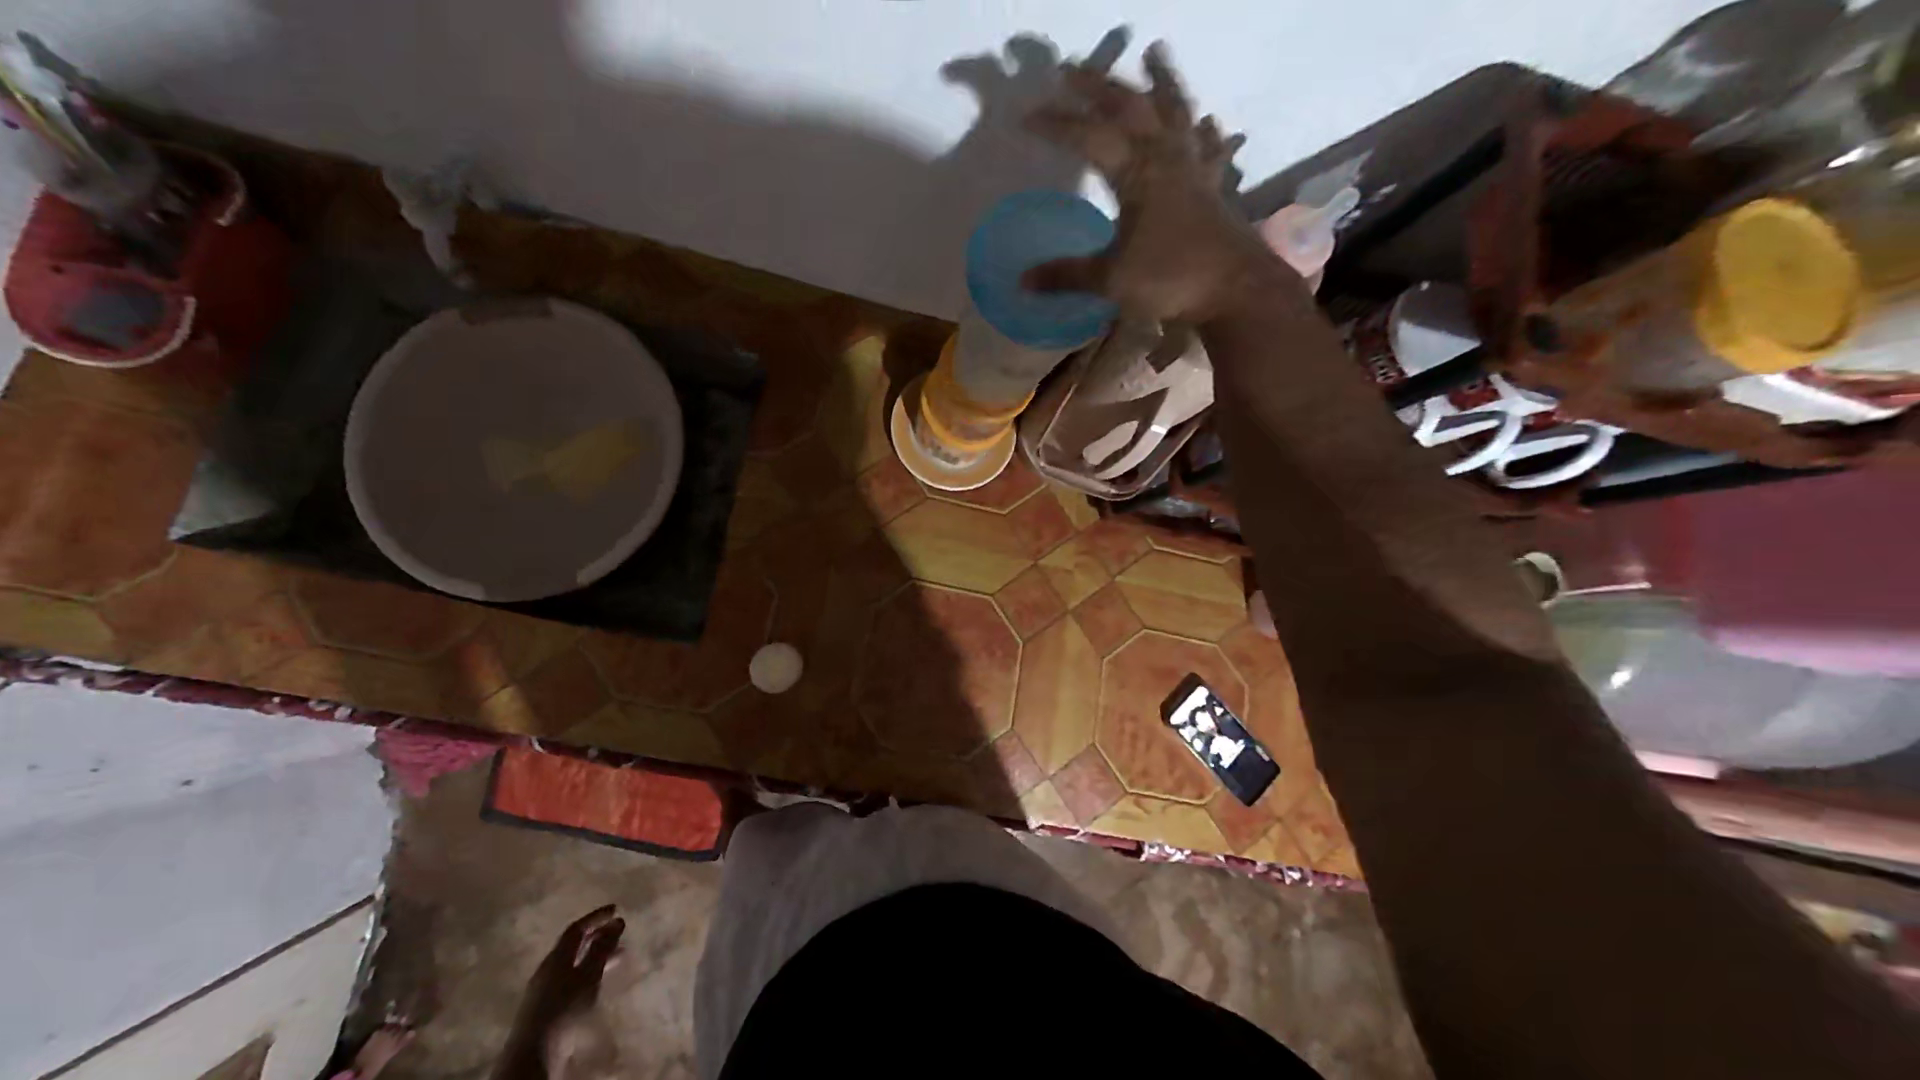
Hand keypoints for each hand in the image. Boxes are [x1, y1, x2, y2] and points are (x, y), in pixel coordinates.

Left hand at [494, 906, 623, 1079]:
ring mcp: (545, 990)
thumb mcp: (589, 976)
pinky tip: (598, 983)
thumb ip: (602, 949)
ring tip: (618, 957)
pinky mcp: (547, 1009)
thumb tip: (617, 921)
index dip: (596, 917)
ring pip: (574, 964)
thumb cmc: (564, 1010)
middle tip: (619, 930)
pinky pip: (572, 980)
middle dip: (597, 936)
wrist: (533, 1057)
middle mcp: (548, 970)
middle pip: (573, 946)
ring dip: (595, 956)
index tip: (616, 909)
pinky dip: (589, 973)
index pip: (575, 929)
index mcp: (556, 958)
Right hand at [1022, 42, 1283, 322]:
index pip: (1089, 136)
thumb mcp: (1110, 280)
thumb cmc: (1171, 280)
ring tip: (1154, 53)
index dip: (1056, 124)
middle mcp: (1165, 158)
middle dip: (1098, 86)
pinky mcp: (1214, 186)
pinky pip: (1209, 146)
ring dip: (1162, 81)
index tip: (1026, 118)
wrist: (1236, 291)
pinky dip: (1205, 131)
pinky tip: (1207, 121)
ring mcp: (1194, 168)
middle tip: (1071, 70)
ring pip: (1176, 111)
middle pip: (1130, 107)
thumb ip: (1067, 276)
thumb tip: (1023, 281)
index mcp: (1136, 174)